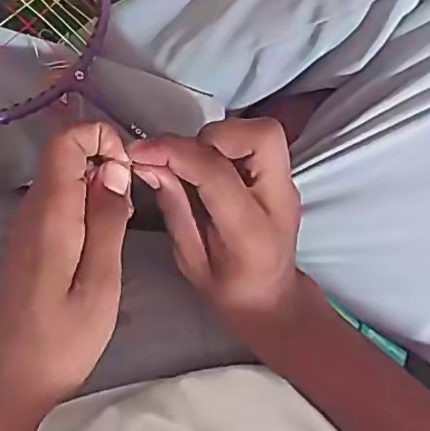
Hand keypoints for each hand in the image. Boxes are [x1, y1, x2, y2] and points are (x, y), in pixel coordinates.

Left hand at [0, 121, 133, 419]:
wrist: (12, 382)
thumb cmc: (62, 340)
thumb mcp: (100, 282)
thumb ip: (107, 220)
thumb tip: (114, 167)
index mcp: (50, 212)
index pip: (65, 140)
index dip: (99, 138)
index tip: (127, 170)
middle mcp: (33, 208)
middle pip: (65, 152)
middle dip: (104, 159)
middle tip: (130, 202)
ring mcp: (27, 223)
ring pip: (64, 174)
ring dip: (98, 182)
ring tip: (121, 222)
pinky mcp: (30, 239)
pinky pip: (60, 199)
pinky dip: (86, 202)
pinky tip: (103, 238)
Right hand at [129, 118, 316, 346]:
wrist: (274, 300)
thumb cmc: (229, 290)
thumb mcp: (190, 261)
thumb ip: (174, 208)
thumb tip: (150, 163)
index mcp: (252, 232)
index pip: (216, 173)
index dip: (174, 152)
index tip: (141, 150)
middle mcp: (279, 200)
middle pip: (260, 136)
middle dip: (213, 135)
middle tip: (184, 159)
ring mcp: (288, 185)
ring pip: (262, 130)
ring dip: (221, 137)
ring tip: (196, 163)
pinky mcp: (286, 175)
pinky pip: (259, 140)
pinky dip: (229, 141)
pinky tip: (211, 165)